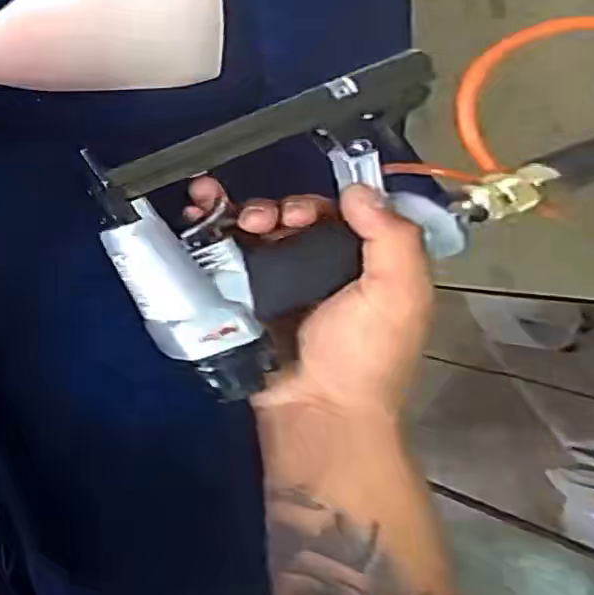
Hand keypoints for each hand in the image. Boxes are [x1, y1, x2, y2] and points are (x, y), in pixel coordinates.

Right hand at [185, 177, 434, 418]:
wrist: (310, 405)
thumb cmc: (361, 354)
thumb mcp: (398, 296)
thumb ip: (391, 241)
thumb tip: (360, 189)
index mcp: (357, 265)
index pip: (330, 215)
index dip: (310, 204)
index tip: (294, 214)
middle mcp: (311, 268)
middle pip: (283, 218)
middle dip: (265, 208)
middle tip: (253, 221)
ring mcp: (269, 282)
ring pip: (247, 231)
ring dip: (229, 210)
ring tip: (210, 207)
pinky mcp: (234, 294)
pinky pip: (220, 253)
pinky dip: (206, 229)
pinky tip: (194, 216)